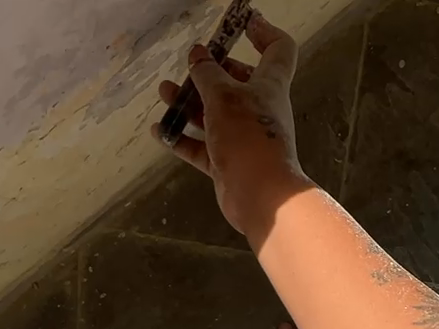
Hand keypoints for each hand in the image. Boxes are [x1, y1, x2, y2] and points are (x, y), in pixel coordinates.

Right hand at [154, 13, 315, 239]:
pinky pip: (203, 148)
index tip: (244, 23)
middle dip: (211, 72)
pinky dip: (183, 139)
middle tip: (190, 67)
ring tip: (165, 92)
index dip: (264, 32)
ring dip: (190, 102)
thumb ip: (207, 73)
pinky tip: (160, 131)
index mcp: (269, 86)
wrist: (260, 196)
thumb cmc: (248, 138)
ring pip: (215, 115)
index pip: (278, 50)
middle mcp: (259, 111)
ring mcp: (243, 139)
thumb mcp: (223, 96)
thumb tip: (198, 55)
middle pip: (237, 83)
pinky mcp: (229, 165)